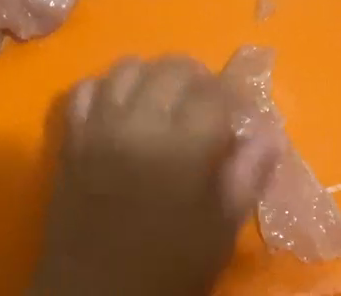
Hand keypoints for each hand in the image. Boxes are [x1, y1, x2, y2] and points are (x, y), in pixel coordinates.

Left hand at [31, 55, 280, 295]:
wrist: (95, 294)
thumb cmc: (168, 267)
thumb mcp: (219, 230)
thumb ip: (247, 174)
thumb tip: (270, 132)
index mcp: (182, 144)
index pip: (214, 91)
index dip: (232, 95)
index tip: (239, 113)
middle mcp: (138, 119)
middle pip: (171, 67)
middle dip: (196, 78)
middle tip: (206, 103)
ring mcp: (99, 122)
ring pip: (127, 67)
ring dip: (151, 74)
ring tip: (163, 99)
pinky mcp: (70, 134)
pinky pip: (86, 87)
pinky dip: (107, 87)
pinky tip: (119, 107)